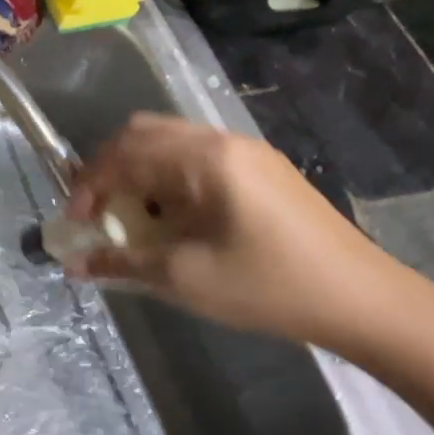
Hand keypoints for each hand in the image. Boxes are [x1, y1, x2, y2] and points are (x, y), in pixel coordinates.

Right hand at [65, 112, 395, 345]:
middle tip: (95, 211)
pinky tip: (169, 218)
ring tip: (128, 216)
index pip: (123, 154)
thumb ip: (120, 262)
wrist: (361, 300)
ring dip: (136, 173)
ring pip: (169, 143)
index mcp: (205, 160)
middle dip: (107, 170)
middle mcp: (223, 142)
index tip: (75, 225)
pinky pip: (196, 159)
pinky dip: (165, 179)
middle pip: (143, 134)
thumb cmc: (266, 286)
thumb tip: (73, 265)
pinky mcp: (262, 171)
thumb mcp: (182, 277)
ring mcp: (247, 153)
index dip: (88, 186)